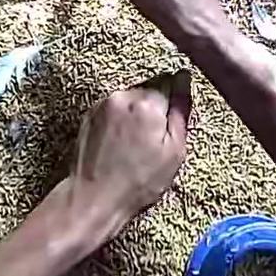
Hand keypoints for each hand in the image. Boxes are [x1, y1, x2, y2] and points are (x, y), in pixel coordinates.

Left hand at [56, 70, 193, 243]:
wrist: (94, 196)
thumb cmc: (139, 181)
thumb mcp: (174, 152)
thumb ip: (181, 111)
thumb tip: (184, 79)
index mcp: (148, 103)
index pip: (169, 83)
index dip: (172, 106)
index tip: (168, 125)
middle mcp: (124, 95)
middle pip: (148, 89)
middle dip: (154, 108)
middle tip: (152, 139)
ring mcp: (104, 103)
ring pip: (130, 97)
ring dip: (136, 112)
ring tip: (133, 143)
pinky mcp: (90, 112)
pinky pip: (113, 107)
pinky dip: (119, 119)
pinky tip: (119, 143)